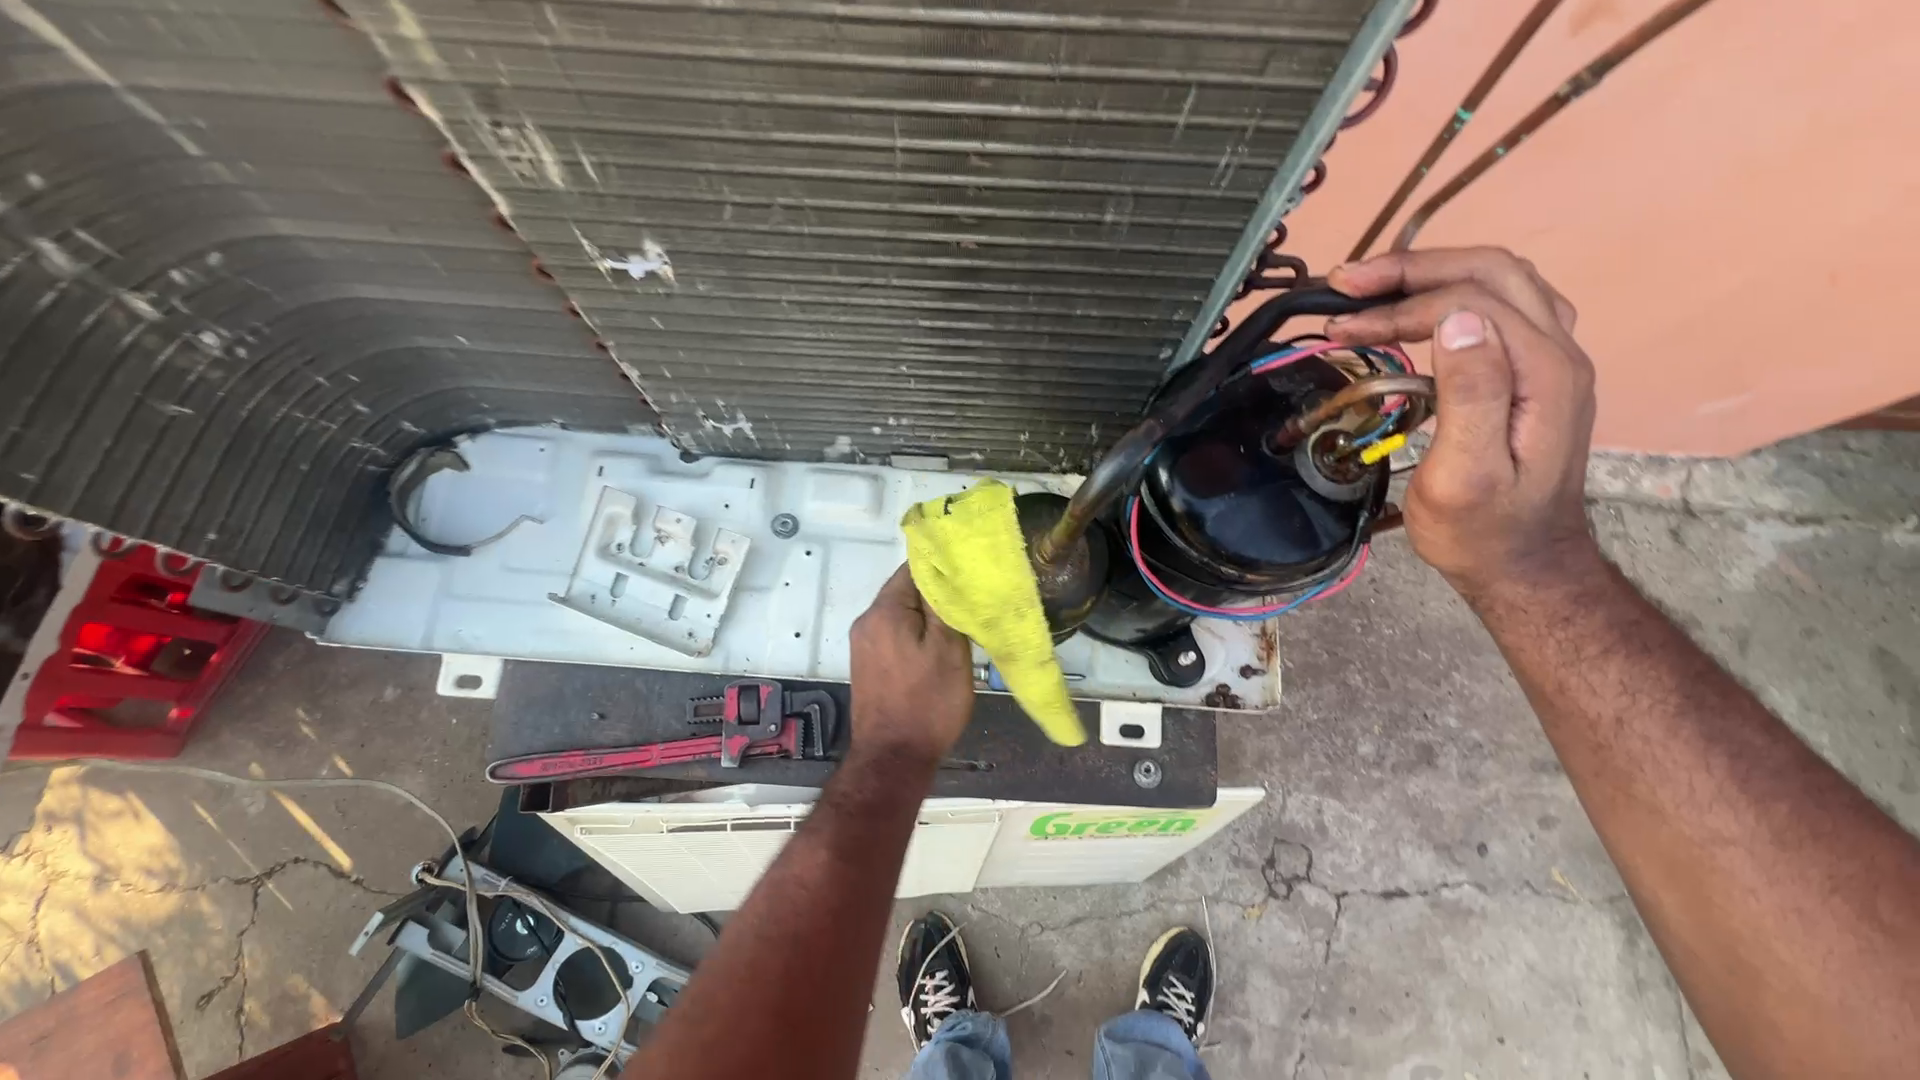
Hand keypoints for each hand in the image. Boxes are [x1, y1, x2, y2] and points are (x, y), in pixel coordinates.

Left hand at [848, 565, 974, 766]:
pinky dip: (916, 635)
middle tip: (970, 608)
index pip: (913, 568)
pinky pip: (894, 634)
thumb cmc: (928, 703)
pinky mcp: (867, 664)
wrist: (893, 758)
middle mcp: (866, 621)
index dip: (944, 569)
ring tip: (958, 631)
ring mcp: (863, 644)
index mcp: (884, 610)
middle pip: (905, 590)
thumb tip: (943, 569)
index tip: (970, 579)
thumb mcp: (949, 649)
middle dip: (937, 595)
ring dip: (927, 618)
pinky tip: (936, 652)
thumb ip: (944, 604)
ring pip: (901, 614)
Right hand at [1325, 247, 1604, 602]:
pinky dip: (1449, 295)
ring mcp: (1551, 359)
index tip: (1342, 328)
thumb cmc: (1483, 531)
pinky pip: (1500, 306)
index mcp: (1544, 374)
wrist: (1524, 565)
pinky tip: (1415, 311)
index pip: (1471, 302)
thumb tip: (1457, 321)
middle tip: (1345, 284)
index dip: (1402, 305)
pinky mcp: (1534, 372)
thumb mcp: (1466, 475)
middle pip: (1491, 272)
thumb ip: (1471, 395)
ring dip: (1430, 275)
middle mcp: (1558, 353)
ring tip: (1369, 290)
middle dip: (1412, 269)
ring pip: (1498, 280)